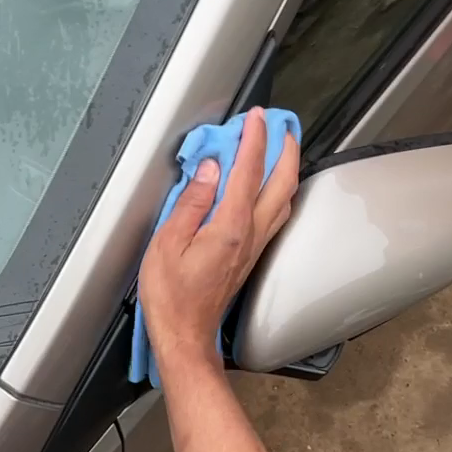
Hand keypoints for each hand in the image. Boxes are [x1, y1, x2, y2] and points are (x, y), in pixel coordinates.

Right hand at [138, 107, 300, 374]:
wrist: (185, 335)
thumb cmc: (171, 298)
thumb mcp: (166, 245)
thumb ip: (190, 204)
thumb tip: (210, 171)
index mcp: (229, 227)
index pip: (248, 170)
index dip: (254, 138)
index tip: (256, 116)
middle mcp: (250, 235)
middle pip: (281, 182)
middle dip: (284, 148)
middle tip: (280, 126)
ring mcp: (253, 248)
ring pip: (283, 199)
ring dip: (286, 170)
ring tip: (280, 150)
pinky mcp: (249, 259)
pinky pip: (274, 216)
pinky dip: (278, 193)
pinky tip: (271, 191)